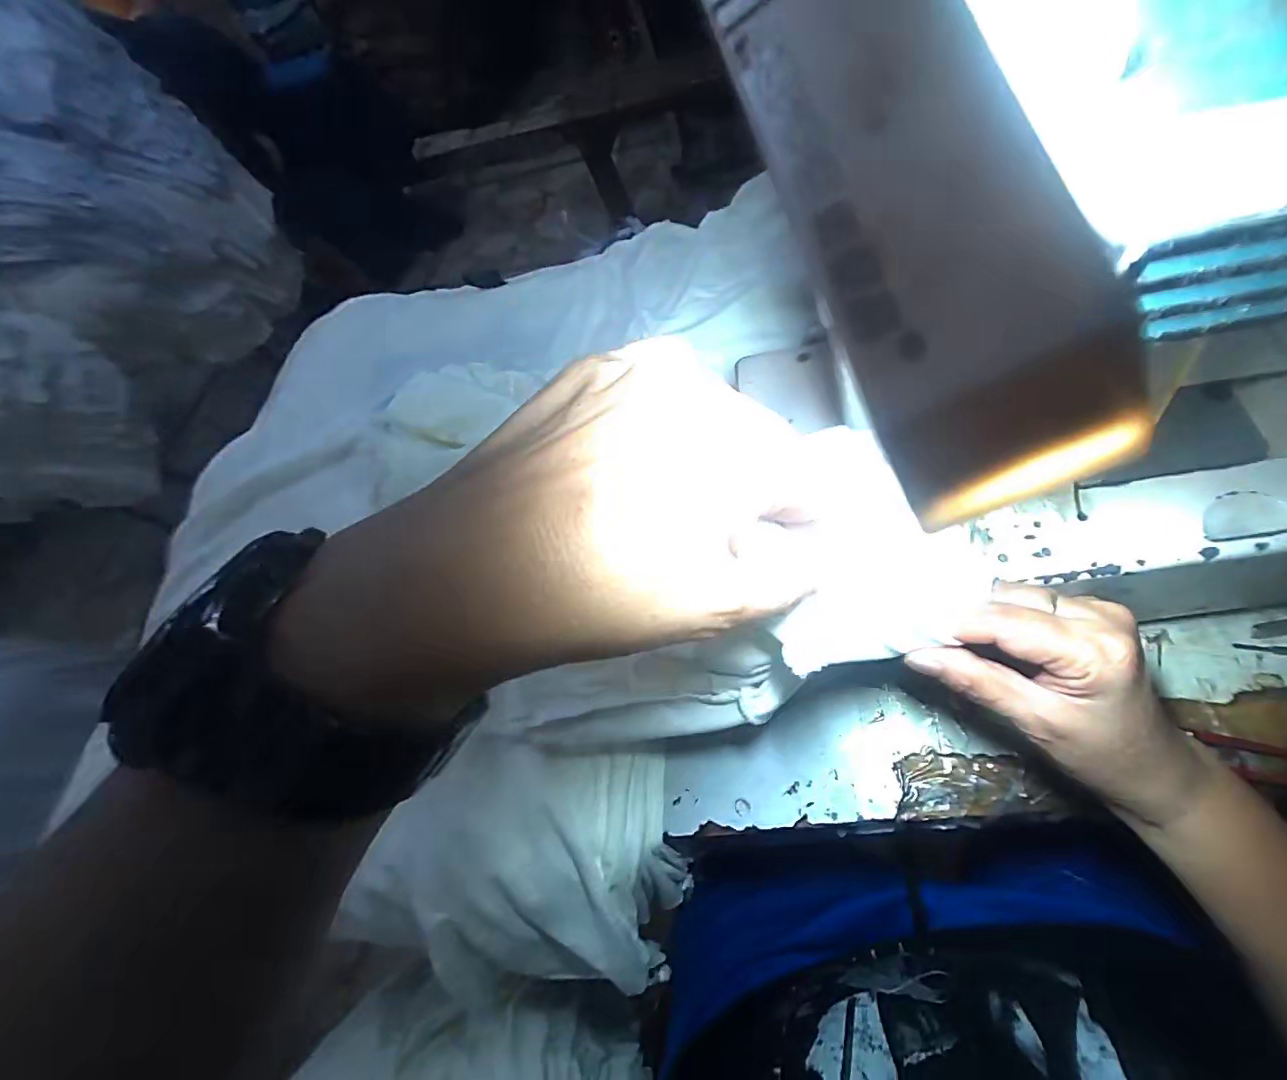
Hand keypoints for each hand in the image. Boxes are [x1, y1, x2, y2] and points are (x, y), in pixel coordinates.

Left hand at [269, 350, 820, 724]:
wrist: (464, 570)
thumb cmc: (596, 595)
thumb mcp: (711, 606)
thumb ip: (791, 576)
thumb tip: (822, 547)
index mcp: (729, 445)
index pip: (806, 477)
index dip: (800, 518)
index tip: (777, 546)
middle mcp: (694, 385)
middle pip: (766, 437)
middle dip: (760, 483)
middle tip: (720, 530)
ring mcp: (638, 363)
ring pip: (719, 409)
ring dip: (718, 450)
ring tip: (673, 497)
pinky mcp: (595, 365)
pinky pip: (666, 390)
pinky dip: (672, 423)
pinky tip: (636, 462)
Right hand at [903, 583, 1212, 828]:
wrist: (1153, 766)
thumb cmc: (1099, 756)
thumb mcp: (1035, 723)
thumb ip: (978, 682)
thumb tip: (922, 656)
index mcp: (1092, 649)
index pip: (1008, 622)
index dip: (957, 623)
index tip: (915, 631)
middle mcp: (1102, 615)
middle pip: (1015, 598)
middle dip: (968, 615)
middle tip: (927, 633)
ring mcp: (1104, 608)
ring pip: (1024, 595)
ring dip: (987, 613)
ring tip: (951, 635)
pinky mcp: (1099, 610)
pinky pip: (1039, 602)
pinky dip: (1009, 615)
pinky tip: (989, 634)